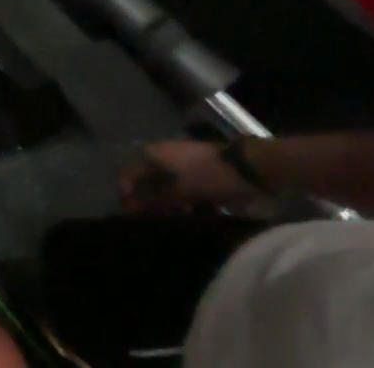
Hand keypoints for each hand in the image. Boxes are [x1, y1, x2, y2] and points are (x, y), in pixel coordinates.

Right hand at [120, 140, 256, 211]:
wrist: (247, 166)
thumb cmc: (206, 176)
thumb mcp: (179, 191)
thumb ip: (154, 199)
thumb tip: (132, 206)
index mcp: (148, 155)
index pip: (126, 175)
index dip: (127, 196)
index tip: (135, 216)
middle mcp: (158, 154)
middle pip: (146, 180)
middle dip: (153, 201)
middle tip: (162, 218)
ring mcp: (178, 159)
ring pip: (165, 184)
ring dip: (171, 201)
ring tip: (183, 217)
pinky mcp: (196, 166)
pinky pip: (182, 183)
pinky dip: (186, 197)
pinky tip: (197, 210)